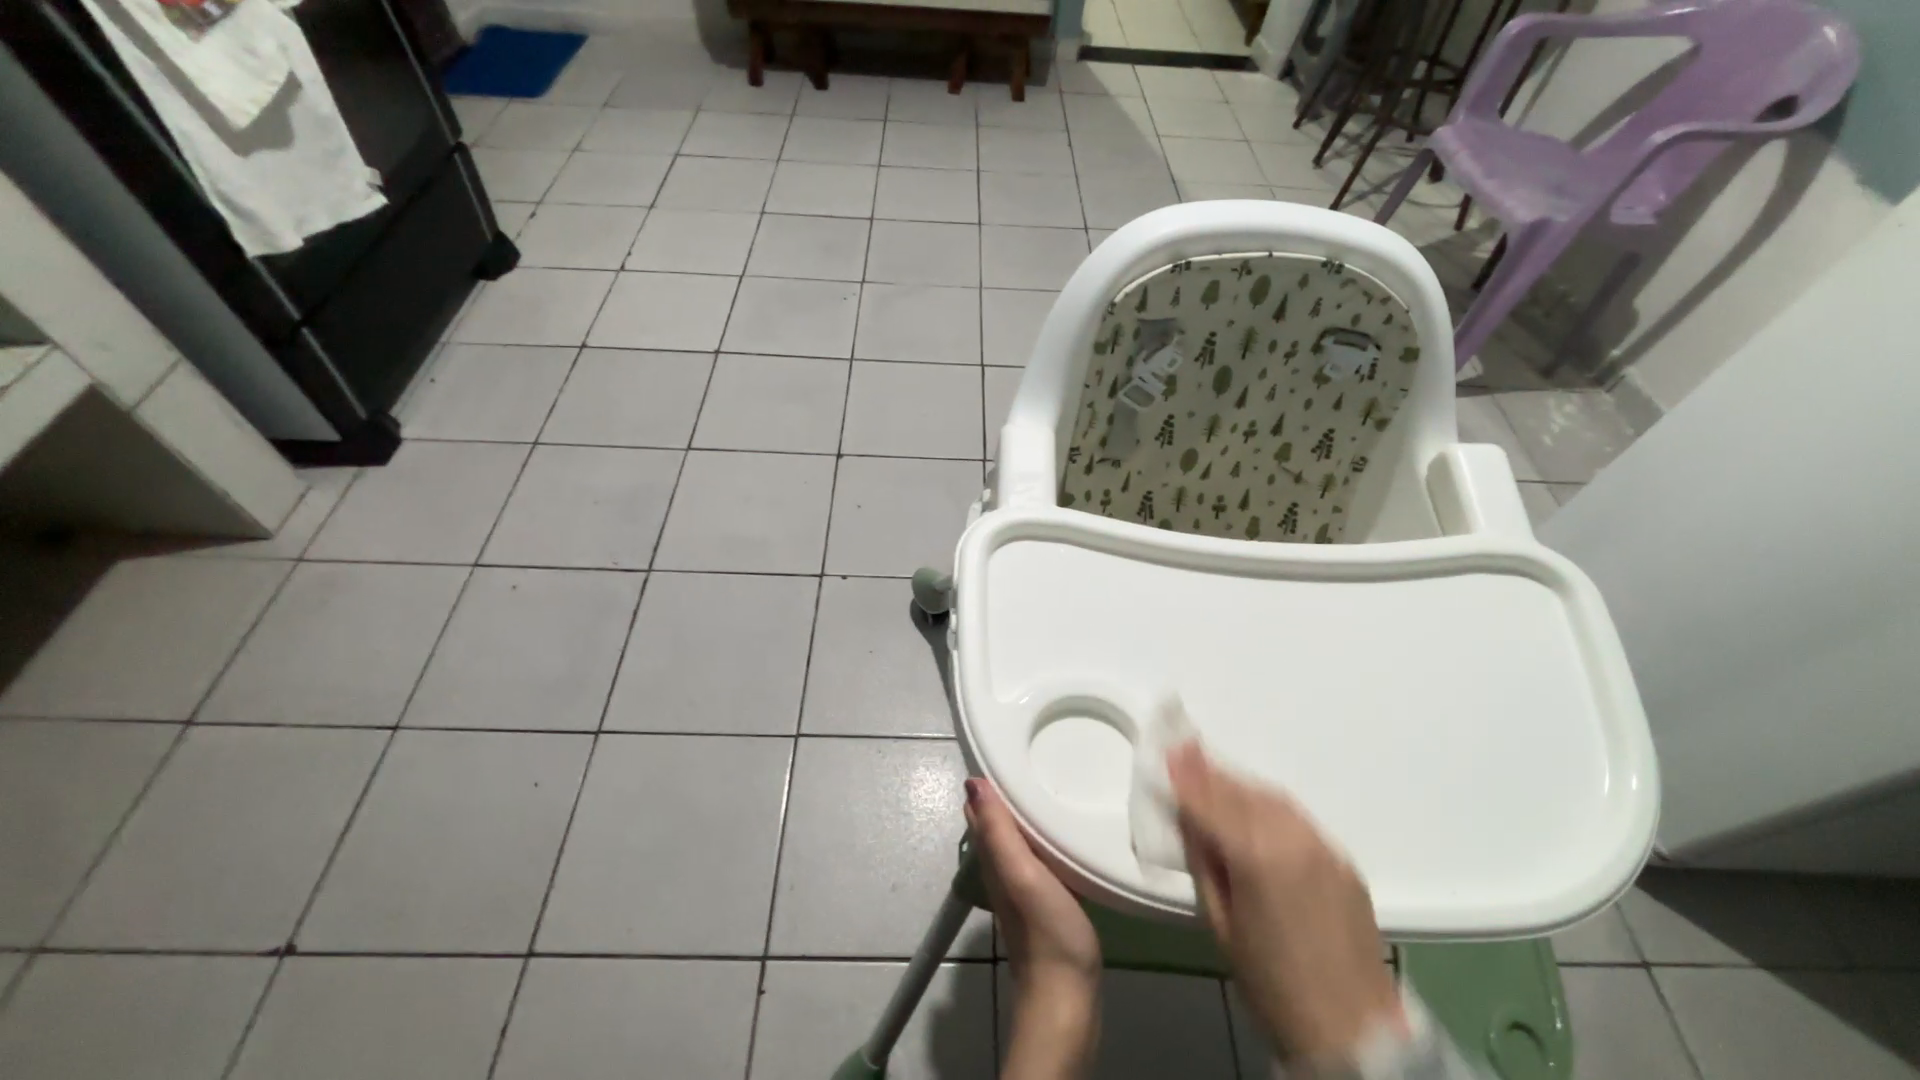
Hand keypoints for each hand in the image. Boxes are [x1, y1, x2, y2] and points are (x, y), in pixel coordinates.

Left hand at [965, 778, 1100, 1079]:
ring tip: (1054, 783)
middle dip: (1009, 790)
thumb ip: (998, 832)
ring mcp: (1025, 885)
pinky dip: (1047, 837)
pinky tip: (1068, 831)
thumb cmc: (1046, 931)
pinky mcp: (1047, 899)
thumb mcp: (1022, 874)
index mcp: (994, 858)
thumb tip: (971, 782)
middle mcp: (1003, 868)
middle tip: (1037, 755)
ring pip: (1020, 838)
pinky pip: (1041, 855)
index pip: (981, 809)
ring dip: (1029, 813)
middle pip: (999, 821)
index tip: (1007, 747)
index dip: (988, 779)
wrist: (1067, 997)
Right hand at [1168, 743, 1402, 1063]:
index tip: (1168, 748)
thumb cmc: (1270, 984)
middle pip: (1243, 792)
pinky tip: (1253, 809)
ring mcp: (1324, 848)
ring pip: (1272, 800)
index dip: (1186, 776)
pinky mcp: (1343, 861)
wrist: (1350, 1027)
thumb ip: (1205, 862)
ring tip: (1213, 773)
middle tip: (1184, 749)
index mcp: (1258, 857)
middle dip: (1211, 771)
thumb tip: (1189, 822)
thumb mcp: (1221, 923)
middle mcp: (1294, 839)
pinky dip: (1267, 806)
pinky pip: (1297, 819)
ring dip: (1239, 784)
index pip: (1211, 803)